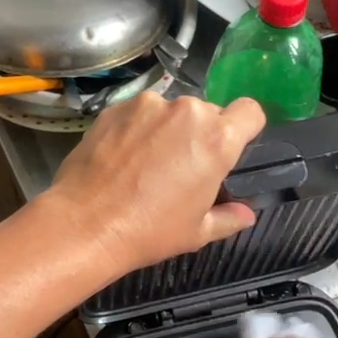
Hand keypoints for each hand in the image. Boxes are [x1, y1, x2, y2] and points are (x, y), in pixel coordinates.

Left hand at [38, 93, 265, 274]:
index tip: (232, 147)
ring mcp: (148, 105)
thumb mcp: (198, 232)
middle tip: (183, 168)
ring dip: (167, 130)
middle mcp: (187, 111)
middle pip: (208, 112)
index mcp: (217, 139)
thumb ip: (229, 217)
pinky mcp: (116, 108)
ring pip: (171, 112)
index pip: (250, 111)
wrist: (86, 224)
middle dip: (201, 135)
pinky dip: (137, 130)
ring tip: (147, 165)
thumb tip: (246, 214)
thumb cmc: (149, 231)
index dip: (245, 128)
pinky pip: (139, 113)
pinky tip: (123, 159)